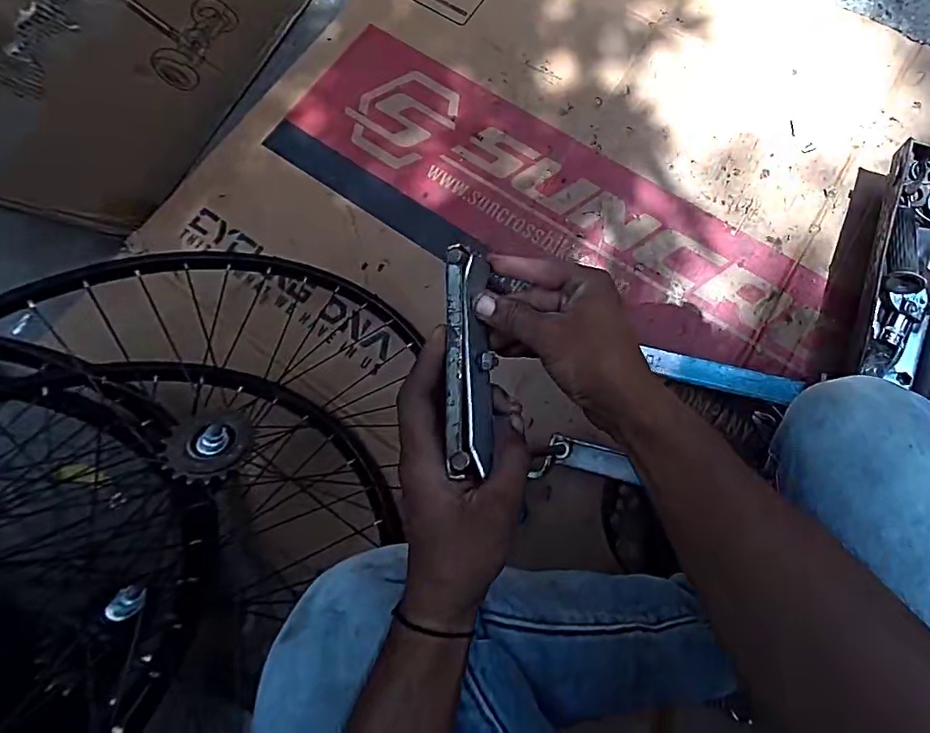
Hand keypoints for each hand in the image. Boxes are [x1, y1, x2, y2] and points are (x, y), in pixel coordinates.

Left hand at [393, 329, 531, 632]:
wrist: (443, 597)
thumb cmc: (465, 555)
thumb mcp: (499, 506)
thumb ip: (510, 458)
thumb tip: (514, 420)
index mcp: (423, 460)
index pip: (416, 399)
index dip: (427, 363)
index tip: (445, 333)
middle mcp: (418, 454)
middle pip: (423, 399)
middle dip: (445, 369)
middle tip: (475, 350)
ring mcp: (425, 463)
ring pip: (436, 413)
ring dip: (462, 394)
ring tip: (495, 392)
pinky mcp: (436, 471)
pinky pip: (448, 430)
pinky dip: (467, 416)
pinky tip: (492, 417)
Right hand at [471, 255, 662, 438]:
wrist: (624, 405)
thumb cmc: (595, 361)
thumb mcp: (548, 334)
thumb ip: (513, 317)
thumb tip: (482, 302)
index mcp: (585, 283)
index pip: (540, 267)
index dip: (510, 266)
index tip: (484, 263)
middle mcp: (584, 297)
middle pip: (536, 295)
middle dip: (506, 306)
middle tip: (474, 309)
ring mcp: (580, 322)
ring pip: (537, 317)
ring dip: (511, 326)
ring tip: (482, 333)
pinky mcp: (575, 345)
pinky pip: (543, 335)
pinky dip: (523, 341)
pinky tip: (500, 347)